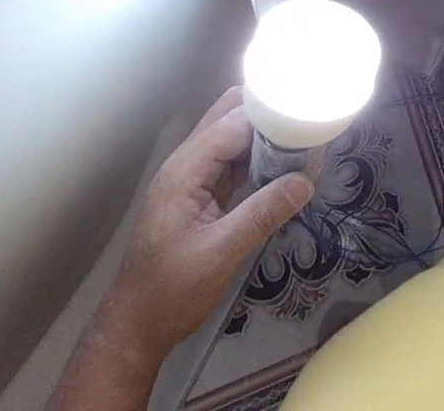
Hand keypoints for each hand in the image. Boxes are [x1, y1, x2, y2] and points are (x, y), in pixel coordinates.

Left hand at [92, 87, 314, 361]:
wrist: (136, 328)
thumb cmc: (171, 291)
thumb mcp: (221, 253)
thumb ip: (263, 213)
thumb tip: (306, 181)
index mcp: (185, 170)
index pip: (233, 123)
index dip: (270, 116)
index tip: (307, 118)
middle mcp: (187, 164)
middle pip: (229, 117)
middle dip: (267, 115)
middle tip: (307, 125)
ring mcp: (193, 178)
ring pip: (232, 137)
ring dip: (265, 136)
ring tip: (304, 140)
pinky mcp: (201, 194)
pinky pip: (233, 161)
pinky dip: (258, 157)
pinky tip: (284, 166)